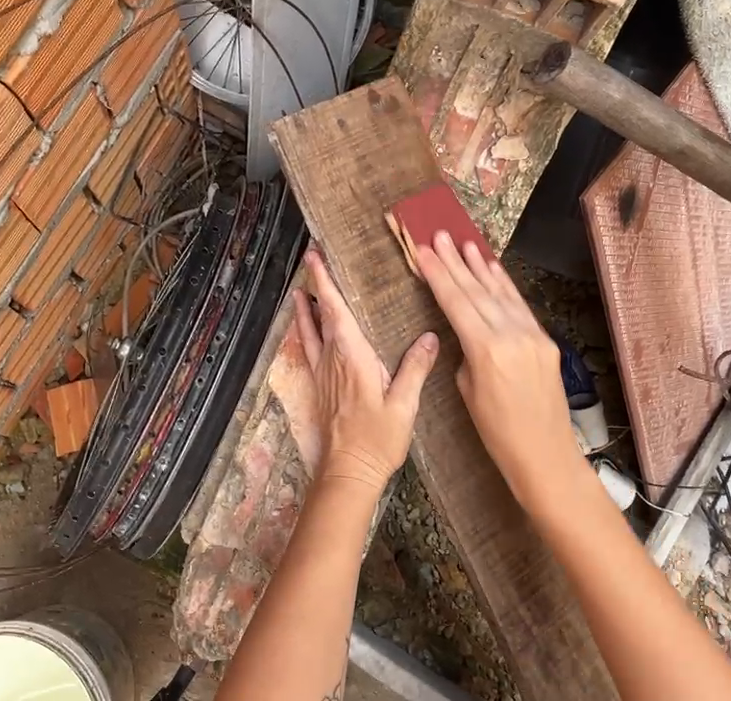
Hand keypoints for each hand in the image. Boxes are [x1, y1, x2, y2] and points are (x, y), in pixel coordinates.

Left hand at [288, 247, 437, 490]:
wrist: (347, 471)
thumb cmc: (377, 440)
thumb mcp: (404, 405)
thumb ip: (414, 369)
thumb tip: (430, 337)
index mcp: (352, 356)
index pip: (335, 311)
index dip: (325, 283)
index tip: (315, 259)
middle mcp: (332, 359)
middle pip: (320, 315)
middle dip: (315, 287)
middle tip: (311, 261)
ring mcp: (322, 373)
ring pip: (309, 333)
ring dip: (305, 310)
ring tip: (300, 291)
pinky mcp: (319, 387)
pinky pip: (309, 351)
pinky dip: (305, 334)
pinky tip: (305, 333)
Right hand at [411, 230, 580, 515]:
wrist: (546, 455)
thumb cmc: (497, 432)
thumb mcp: (467, 390)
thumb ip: (467, 352)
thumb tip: (468, 331)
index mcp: (486, 349)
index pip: (456, 301)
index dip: (437, 274)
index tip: (423, 250)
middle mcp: (511, 335)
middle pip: (476, 291)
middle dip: (455, 262)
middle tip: (439, 235)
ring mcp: (532, 336)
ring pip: (500, 293)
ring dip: (479, 266)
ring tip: (464, 242)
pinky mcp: (545, 341)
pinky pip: (519, 306)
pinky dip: (504, 285)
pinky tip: (492, 268)